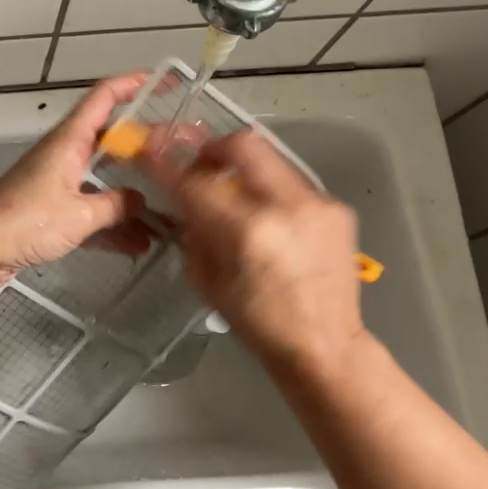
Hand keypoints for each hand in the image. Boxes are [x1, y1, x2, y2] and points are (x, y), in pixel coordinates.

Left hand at [0, 73, 153, 278]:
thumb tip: (141, 204)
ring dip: (130, 202)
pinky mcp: (48, 212)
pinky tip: (136, 246)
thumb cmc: (25, 223)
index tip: (165, 82)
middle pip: (109, 143)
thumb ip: (117, 207)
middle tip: (175, 163)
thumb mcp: (80, 215)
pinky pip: (88, 212)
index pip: (104, 97)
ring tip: (164, 221)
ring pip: (101, 183)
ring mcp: (55, 184)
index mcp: (68, 142)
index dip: (135, 84)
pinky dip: (110, 226)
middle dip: (143, 153)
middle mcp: (62, 156)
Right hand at [147, 128, 365, 370]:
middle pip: (243, 145)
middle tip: (199, 165)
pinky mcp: (337, 208)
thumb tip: (188, 206)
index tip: (151, 152)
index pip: (195, 182)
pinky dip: (270, 191)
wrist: (324, 343)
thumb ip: (196, 236)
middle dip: (212, 148)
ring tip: (233, 195)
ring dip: (243, 169)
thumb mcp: (208, 283)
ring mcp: (317, 204)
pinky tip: (267, 219)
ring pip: (271, 159)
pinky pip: (293, 183)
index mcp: (247, 232)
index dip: (166, 164)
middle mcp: (285, 207)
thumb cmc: (258, 324)